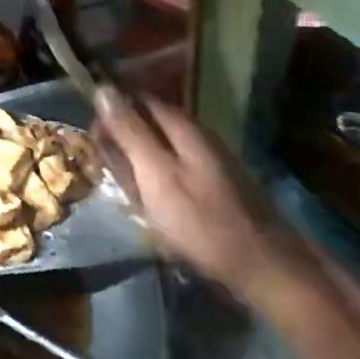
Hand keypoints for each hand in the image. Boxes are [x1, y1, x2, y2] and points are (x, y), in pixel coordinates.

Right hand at [91, 89, 306, 299]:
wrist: (266, 270)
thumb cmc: (202, 222)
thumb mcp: (155, 173)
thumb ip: (129, 131)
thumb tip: (103, 88)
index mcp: (184, 128)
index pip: (138, 100)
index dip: (111, 113)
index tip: (94, 138)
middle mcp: (199, 136)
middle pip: (149, 123)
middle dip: (123, 142)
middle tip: (110, 173)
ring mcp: (211, 162)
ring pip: (160, 149)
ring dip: (138, 166)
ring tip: (130, 194)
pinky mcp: (216, 186)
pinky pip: (174, 171)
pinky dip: (156, 183)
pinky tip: (153, 205)